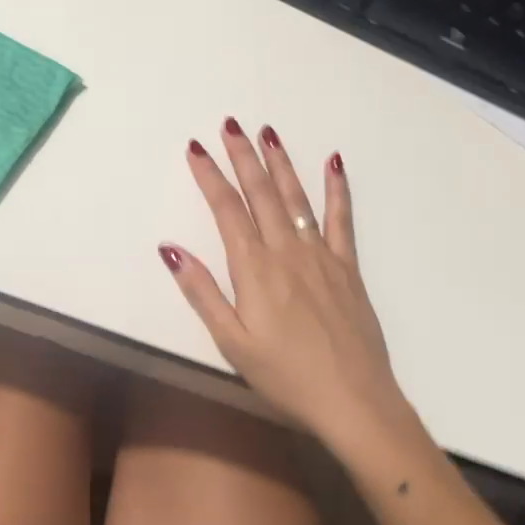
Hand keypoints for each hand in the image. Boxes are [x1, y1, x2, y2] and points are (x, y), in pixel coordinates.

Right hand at [161, 119, 416, 449]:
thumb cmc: (285, 377)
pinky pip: (341, 220)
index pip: (227, 211)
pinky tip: (333, 164)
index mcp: (255, 270)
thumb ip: (202, 293)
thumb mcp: (232, 342)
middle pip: (261, 195)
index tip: (196, 148)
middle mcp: (287, 252)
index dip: (210, 177)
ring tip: (268, 133)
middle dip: (243, 157)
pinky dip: (337, 190)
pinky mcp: (348, 268)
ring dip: (280, 164)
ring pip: (297, 198)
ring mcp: (321, 257)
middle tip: (230, 125)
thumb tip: (170, 249)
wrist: (354, 399)